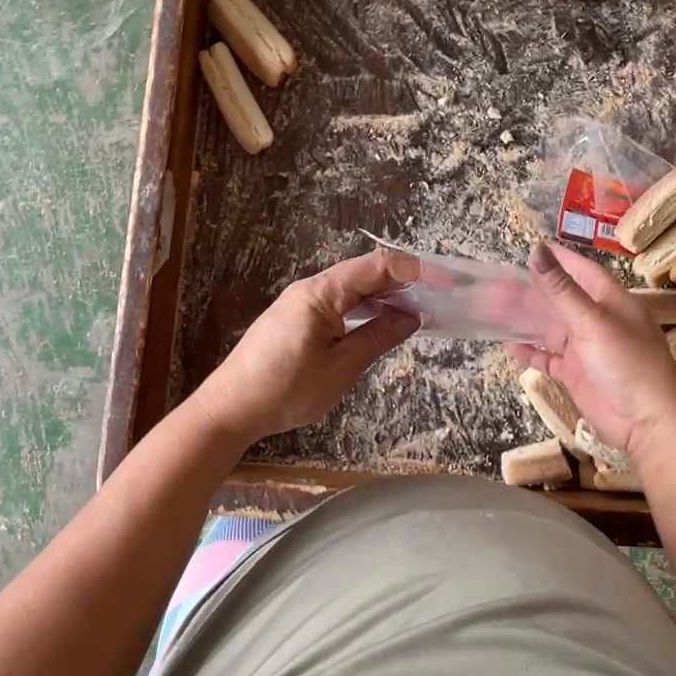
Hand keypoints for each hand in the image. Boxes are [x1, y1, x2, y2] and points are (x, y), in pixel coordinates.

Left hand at [191, 247, 421, 445]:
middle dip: (403, 281)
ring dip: (384, 296)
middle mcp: (310, 289)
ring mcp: (300, 303)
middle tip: (440, 295)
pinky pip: (338, 303)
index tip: (444, 280)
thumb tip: (411, 317)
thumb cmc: (286, 389)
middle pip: (364, 273)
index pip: (376, 266)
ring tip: (419, 309)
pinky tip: (382, 322)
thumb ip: (378, 337)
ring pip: (352, 289)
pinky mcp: (295, 319)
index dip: (413, 270)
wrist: (231, 408)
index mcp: (321, 293)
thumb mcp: (341, 367)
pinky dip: (364, 309)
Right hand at [506, 244, 675, 460]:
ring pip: (550, 328)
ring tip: (493, 310)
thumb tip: (537, 250)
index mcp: (609, 301)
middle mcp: (597, 321)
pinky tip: (510, 345)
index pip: (581, 271)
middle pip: (559, 300)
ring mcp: (586, 349)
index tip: (531, 248)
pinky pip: (549, 358)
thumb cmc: (627, 363)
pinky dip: (531, 351)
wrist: (648, 424)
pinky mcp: (577, 374)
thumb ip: (560, 288)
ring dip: (525, 320)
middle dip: (530, 292)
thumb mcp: (591, 321)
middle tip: (497, 283)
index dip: (558, 259)